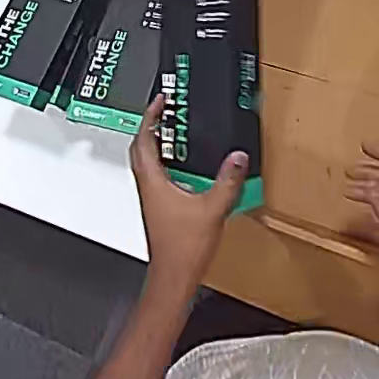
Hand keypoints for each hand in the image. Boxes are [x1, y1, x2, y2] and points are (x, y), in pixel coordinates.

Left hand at [131, 94, 249, 294]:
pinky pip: (159, 176)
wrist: (174, 276)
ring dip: (159, 144)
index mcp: (154, 182)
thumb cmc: (183, 248)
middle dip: (151, 126)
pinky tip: (188, 165)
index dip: (149, 118)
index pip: (144, 141)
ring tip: (177, 131)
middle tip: (165, 112)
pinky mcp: (161, 207)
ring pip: (148, 163)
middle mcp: (149, 188)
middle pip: (141, 149)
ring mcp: (153, 198)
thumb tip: (236, 157)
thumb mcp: (213, 208)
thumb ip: (227, 180)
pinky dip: (169, 163)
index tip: (159, 102)